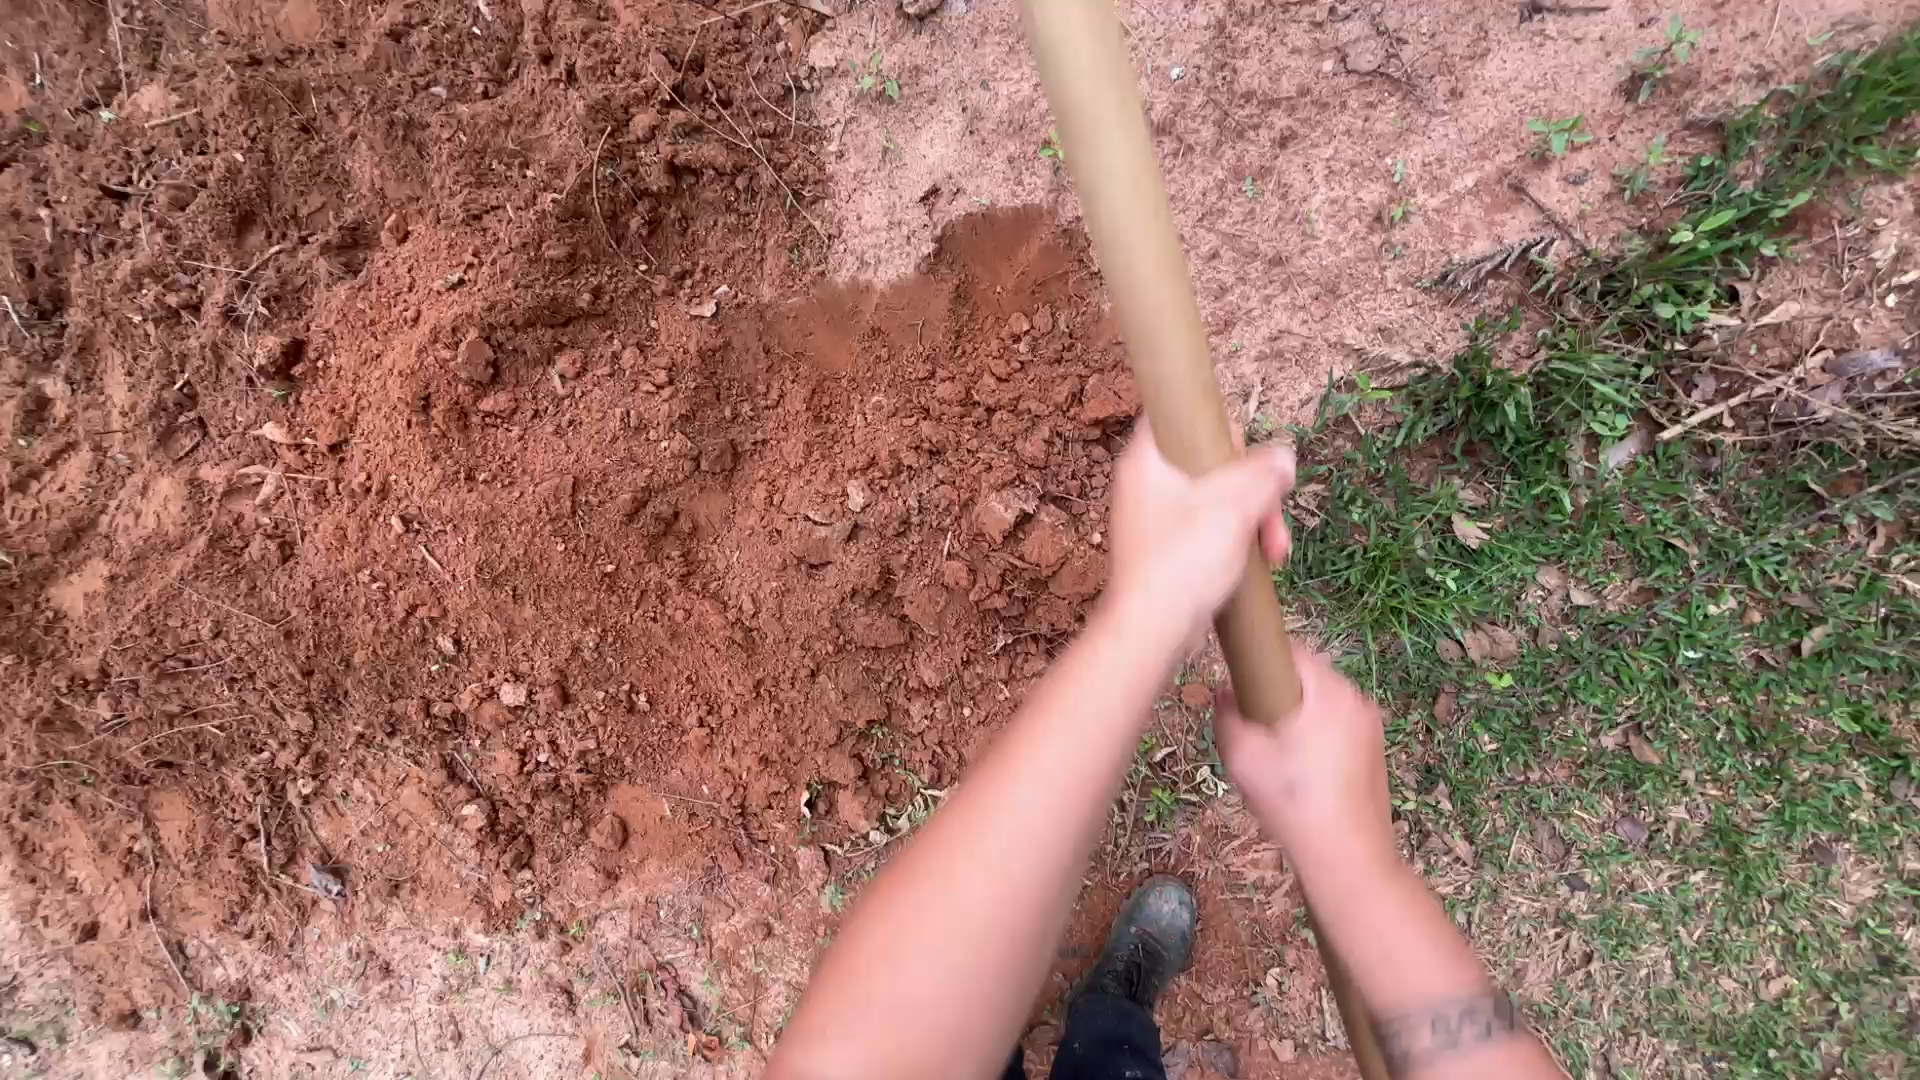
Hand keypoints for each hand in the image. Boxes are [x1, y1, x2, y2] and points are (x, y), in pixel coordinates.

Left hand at [1105, 420, 1293, 641]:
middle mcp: (1145, 484)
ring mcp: (1154, 518)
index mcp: (1147, 459)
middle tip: (1272, 514)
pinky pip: (1208, 530)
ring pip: (1216, 500)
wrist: (1153, 628)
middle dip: (1252, 489)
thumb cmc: (1182, 560)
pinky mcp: (1166, 549)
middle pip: (1209, 463)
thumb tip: (1283, 455)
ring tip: (1275, 550)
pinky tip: (1262, 562)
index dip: (1215, 425)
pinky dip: (1235, 541)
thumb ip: (1263, 472)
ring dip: (1253, 520)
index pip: (1176, 415)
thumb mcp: (1234, 506)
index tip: (1243, 450)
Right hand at [1212, 644, 1396, 878]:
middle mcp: (1357, 700)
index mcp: (1329, 691)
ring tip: (1271, 749)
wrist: (1347, 859)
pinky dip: (1313, 735)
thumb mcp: (1240, 754)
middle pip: (1305, 676)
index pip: (1288, 649)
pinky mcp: (1375, 752)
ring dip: (1294, 714)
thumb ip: (1225, 712)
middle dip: (1274, 692)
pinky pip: (1335, 726)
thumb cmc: (1292, 798)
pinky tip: (1296, 769)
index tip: (1236, 682)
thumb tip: (1224, 692)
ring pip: (1320, 702)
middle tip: (1250, 722)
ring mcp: (1371, 727)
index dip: (1257, 659)